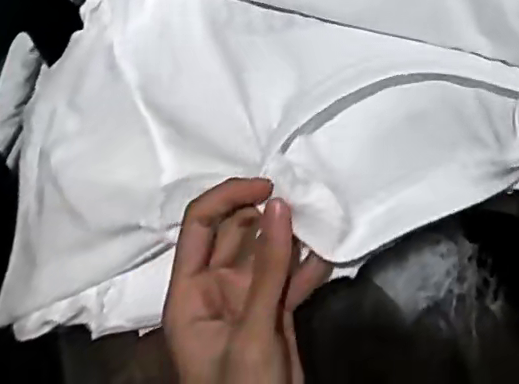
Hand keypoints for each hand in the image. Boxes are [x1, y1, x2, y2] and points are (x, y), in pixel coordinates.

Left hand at [162, 178, 332, 383]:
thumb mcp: (252, 332)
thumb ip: (268, 266)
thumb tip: (279, 201)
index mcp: (190, 293)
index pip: (200, 224)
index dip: (230, 196)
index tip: (269, 186)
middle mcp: (215, 289)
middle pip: (237, 229)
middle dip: (268, 210)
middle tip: (303, 201)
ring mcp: (246, 299)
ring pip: (267, 247)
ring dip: (292, 232)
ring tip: (320, 220)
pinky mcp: (275, 311)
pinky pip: (291, 272)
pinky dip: (309, 261)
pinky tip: (328, 252)